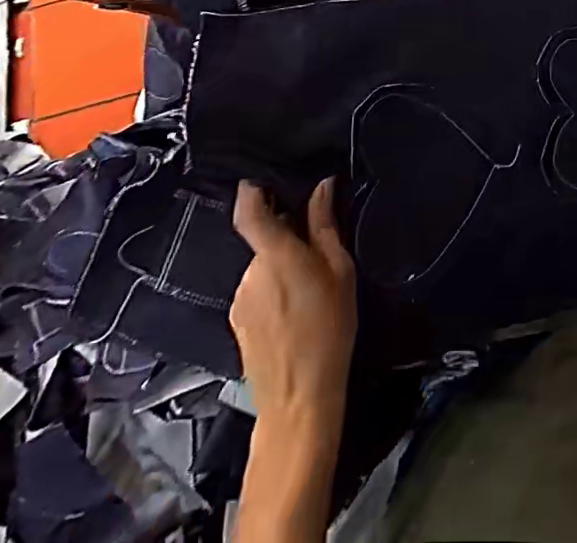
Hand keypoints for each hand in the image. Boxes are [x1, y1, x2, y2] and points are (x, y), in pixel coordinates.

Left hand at [229, 178, 356, 428]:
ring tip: (310, 294)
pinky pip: (255, 291)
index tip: (263, 179)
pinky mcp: (236, 320)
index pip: (249, 210)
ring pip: (261, 268)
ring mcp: (239, 298)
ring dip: (280, 269)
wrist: (299, 396)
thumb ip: (325, 226)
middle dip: (286, 239)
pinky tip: (294, 315)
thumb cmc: (330, 330)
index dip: (252, 190)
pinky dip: (272, 292)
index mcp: (276, 255)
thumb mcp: (340, 272)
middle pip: (263, 240)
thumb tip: (322, 188)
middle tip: (317, 256)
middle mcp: (250, 272)